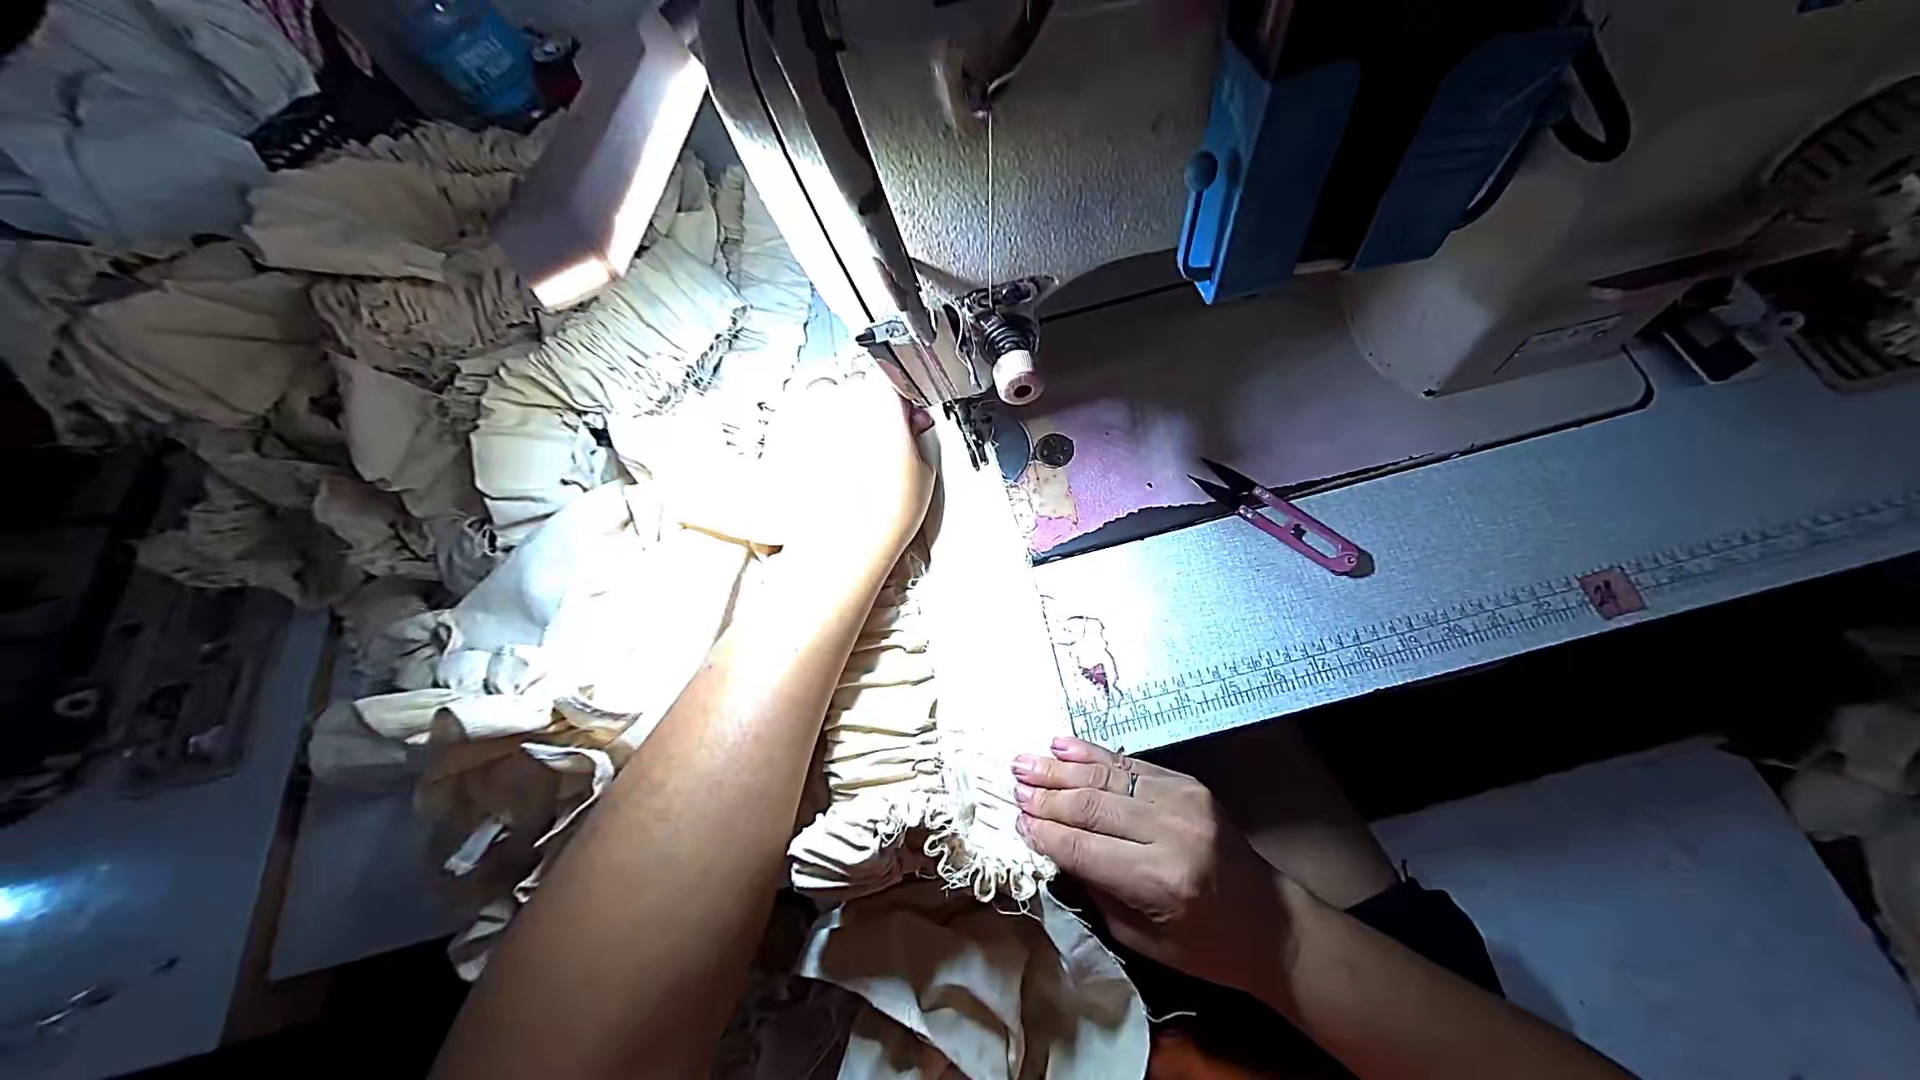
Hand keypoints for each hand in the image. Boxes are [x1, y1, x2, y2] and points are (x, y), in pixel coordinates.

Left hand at [762, 364, 934, 579]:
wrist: (840, 546)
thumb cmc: (882, 513)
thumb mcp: (924, 469)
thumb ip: (918, 433)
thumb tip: (913, 421)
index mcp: (878, 396)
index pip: (892, 380)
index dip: (901, 401)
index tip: (905, 418)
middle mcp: (839, 396)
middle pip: (857, 385)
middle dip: (869, 408)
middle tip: (880, 443)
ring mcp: (806, 413)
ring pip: (826, 399)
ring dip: (838, 416)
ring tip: (850, 455)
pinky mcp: (781, 433)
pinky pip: (801, 420)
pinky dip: (812, 433)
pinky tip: (826, 463)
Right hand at [1013, 738, 1291, 995]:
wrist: (1271, 924)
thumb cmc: (1204, 945)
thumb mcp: (1140, 935)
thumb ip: (1093, 886)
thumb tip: (1049, 844)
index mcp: (1160, 879)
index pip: (1083, 847)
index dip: (1044, 833)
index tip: (1015, 821)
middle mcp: (1171, 831)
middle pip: (1091, 805)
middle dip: (1047, 796)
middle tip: (1013, 785)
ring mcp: (1183, 800)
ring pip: (1106, 776)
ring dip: (1061, 768)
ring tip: (1025, 762)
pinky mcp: (1188, 782)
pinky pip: (1131, 763)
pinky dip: (1093, 754)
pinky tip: (1063, 746)